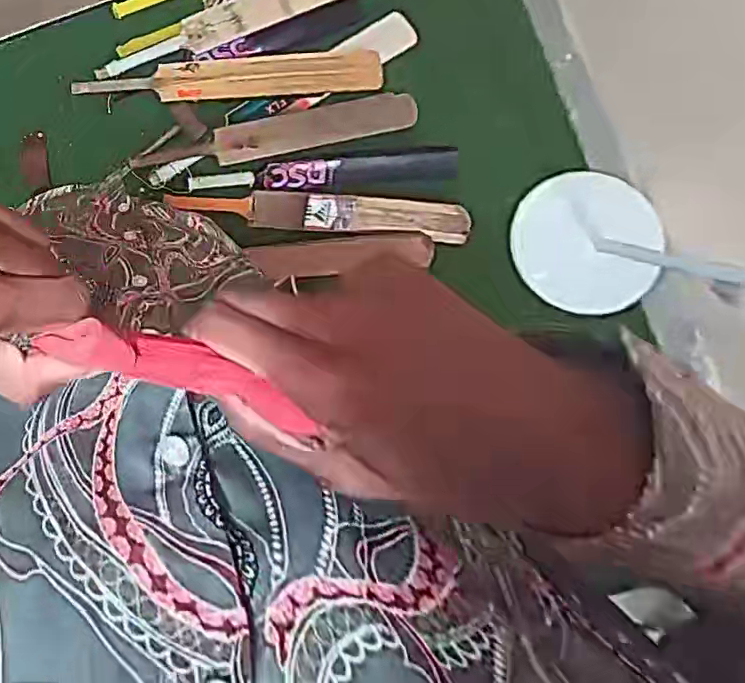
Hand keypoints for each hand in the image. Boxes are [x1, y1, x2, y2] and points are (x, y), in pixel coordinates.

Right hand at [186, 258, 649, 534]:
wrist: (547, 429)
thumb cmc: (441, 466)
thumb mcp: (349, 475)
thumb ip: (271, 429)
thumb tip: (220, 387)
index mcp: (321, 380)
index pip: (222, 325)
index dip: (197, 331)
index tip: (199, 345)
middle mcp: (336, 321)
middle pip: (244, 294)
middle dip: (236, 318)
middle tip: (260, 352)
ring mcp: (366, 285)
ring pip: (290, 291)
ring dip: (293, 316)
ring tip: (338, 350)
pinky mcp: (393, 267)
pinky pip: (335, 280)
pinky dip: (340, 304)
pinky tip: (380, 331)